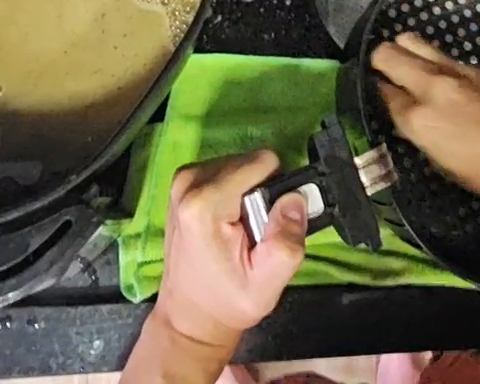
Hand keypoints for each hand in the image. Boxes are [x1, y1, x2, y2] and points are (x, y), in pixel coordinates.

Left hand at [154, 150, 308, 350]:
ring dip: (248, 192)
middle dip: (261, 192)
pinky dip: (234, 191)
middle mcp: (190, 181)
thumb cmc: (227, 302)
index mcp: (205, 202)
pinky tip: (229, 222)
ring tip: (242, 229)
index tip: (266, 223)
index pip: (263, 162)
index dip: (275, 190)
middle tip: (254, 231)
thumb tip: (295, 197)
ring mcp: (184, 179)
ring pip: (240, 164)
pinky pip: (227, 170)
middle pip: (250, 162)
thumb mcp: (267, 284)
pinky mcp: (184, 181)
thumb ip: (286, 240)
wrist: (189, 317)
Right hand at [371, 32, 479, 211]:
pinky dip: (429, 59)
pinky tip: (434, 76)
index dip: (372, 93)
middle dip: (379, 61)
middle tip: (379, 75)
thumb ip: (420, 135)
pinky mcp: (477, 68)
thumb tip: (406, 120)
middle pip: (388, 53)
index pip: (381, 93)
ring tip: (402, 68)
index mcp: (421, 119)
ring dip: (402, 51)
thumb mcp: (448, 167)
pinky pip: (439, 54)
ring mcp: (456, 71)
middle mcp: (433, 85)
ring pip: (413, 42)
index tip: (369, 95)